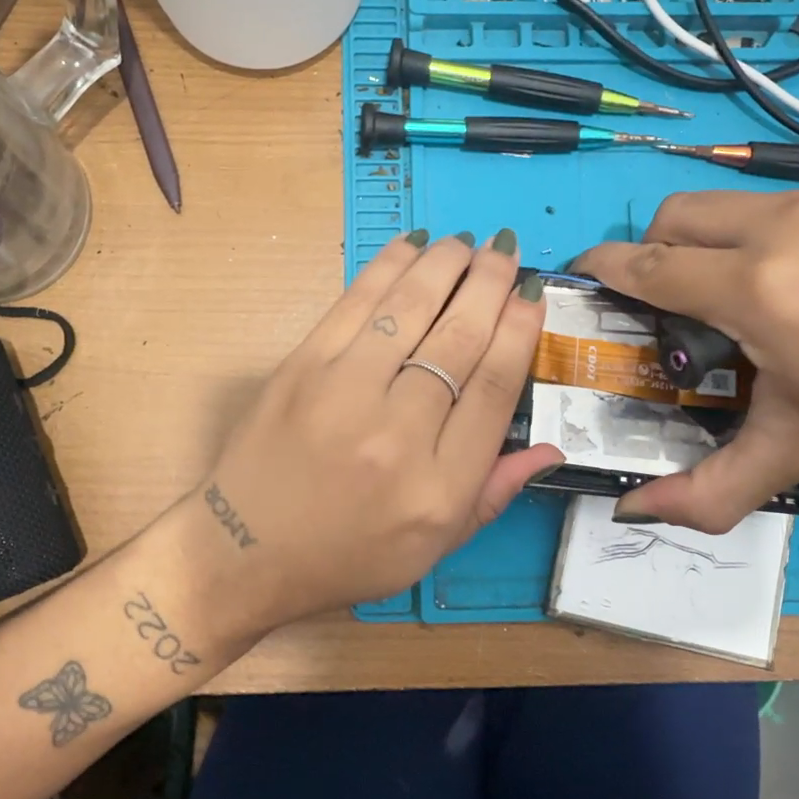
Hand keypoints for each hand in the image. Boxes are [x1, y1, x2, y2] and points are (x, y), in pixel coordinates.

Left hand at [177, 229, 562, 632]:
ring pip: (410, 310)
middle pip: (459, 340)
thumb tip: (553, 447)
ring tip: (467, 242)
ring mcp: (345, 394)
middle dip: (490, 285)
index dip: (520, 333)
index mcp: (440, 487)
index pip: (495, 389)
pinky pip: (356, 303)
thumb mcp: (433, 548)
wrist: (245, 550)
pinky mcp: (302, 368)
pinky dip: (388, 268)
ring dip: (445, 265)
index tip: (531, 297)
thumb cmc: (345, 556)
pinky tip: (412, 247)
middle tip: (506, 250)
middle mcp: (398, 434)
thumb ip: (492, 495)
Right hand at [573, 159, 798, 532]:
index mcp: (757, 289)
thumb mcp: (797, 453)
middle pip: (680, 213)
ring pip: (747, 202)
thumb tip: (630, 513)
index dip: (606, 265)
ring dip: (735, 241)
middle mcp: (789, 222)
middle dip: (657, 245)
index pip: (648, 264)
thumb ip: (706, 489)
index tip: (586, 269)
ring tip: (781, 289)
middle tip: (676, 289)